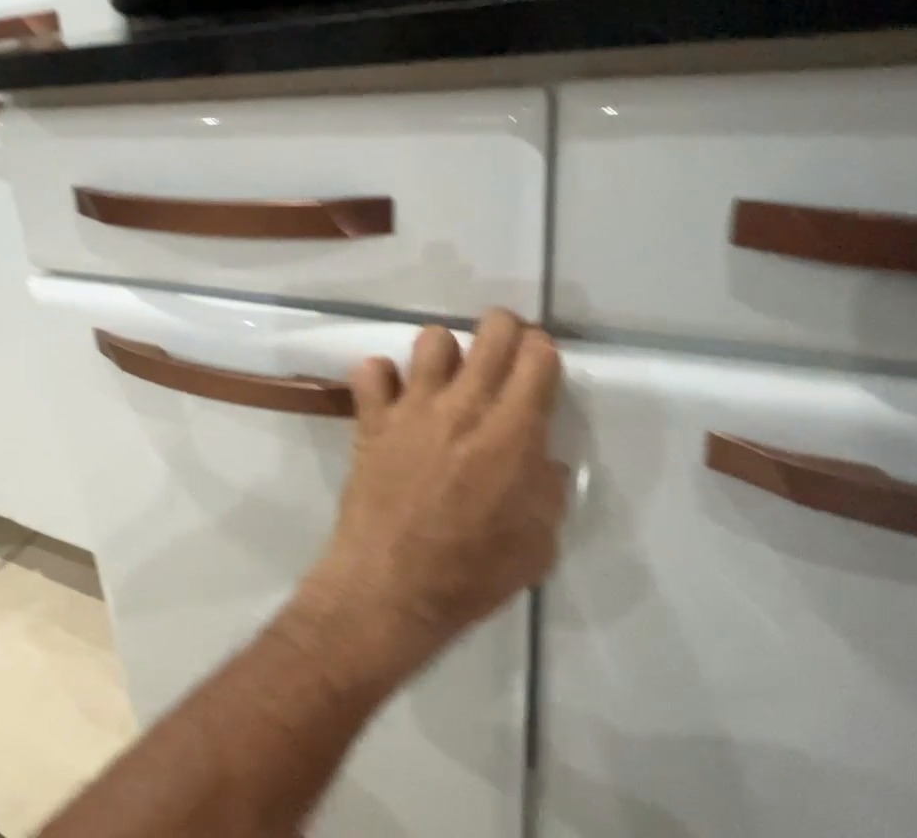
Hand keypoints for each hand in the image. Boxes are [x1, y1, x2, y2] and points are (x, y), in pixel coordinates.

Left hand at [300, 310, 565, 660]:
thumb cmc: (472, 574)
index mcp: (513, 433)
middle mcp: (463, 406)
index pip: (537, 357)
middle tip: (503, 351)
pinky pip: (371, 372)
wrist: (391, 587)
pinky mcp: (371, 421)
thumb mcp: (538, 543)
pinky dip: (381, 377)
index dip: (542, 352)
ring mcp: (412, 409)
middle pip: (491, 332)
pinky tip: (391, 399)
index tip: (539, 365)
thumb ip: (545, 490)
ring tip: (446, 378)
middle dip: (504, 330)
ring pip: (431, 339)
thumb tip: (539, 459)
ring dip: (445, 351)